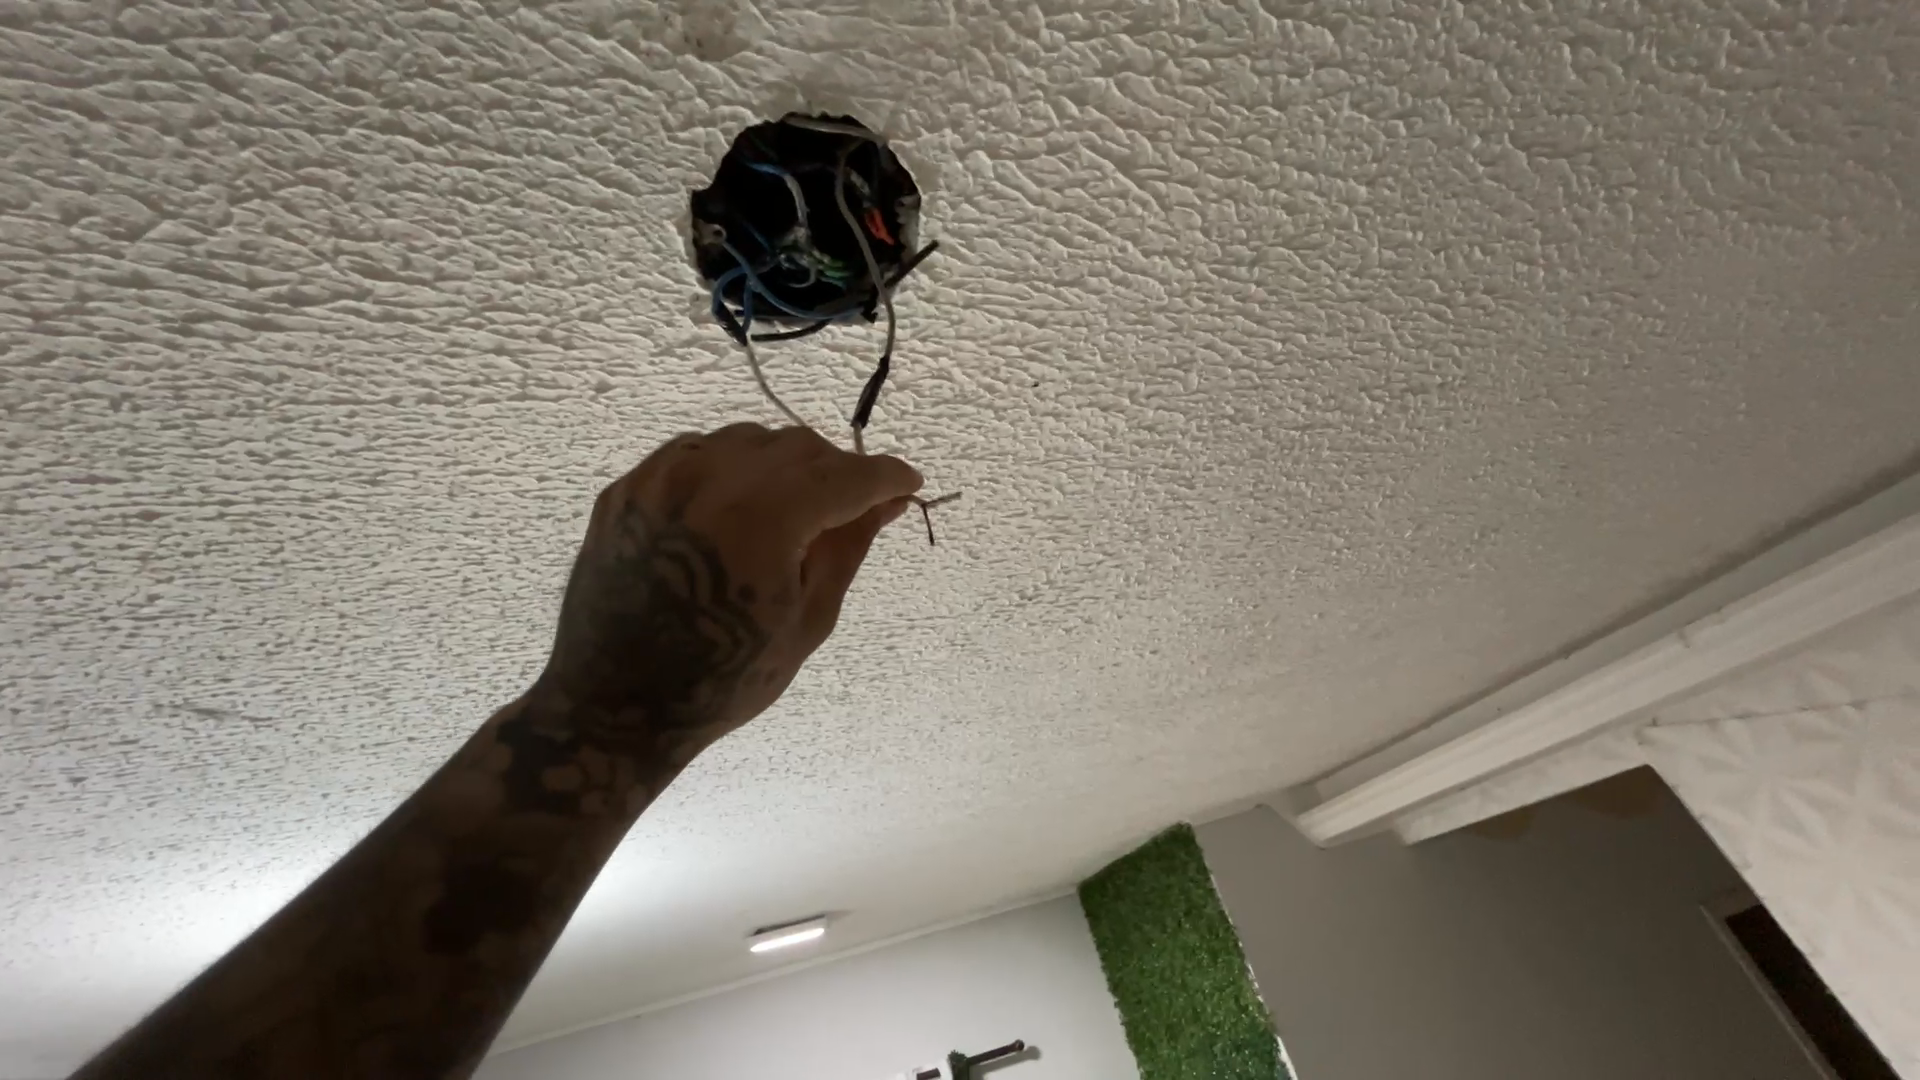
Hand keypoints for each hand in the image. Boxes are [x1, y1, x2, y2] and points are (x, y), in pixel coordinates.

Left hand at [532, 423, 921, 760]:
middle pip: (800, 446)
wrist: (616, 704)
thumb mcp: (809, 618)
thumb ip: (849, 547)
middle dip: (839, 472)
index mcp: (763, 516)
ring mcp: (662, 476)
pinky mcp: (629, 486)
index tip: (909, 484)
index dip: (887, 476)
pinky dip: (734, 467)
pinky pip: (699, 451)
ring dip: (787, 465)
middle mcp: (710, 477)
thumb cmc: (726, 677)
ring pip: (750, 438)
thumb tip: (888, 502)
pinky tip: (740, 506)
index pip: (845, 475)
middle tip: (854, 510)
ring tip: (794, 512)